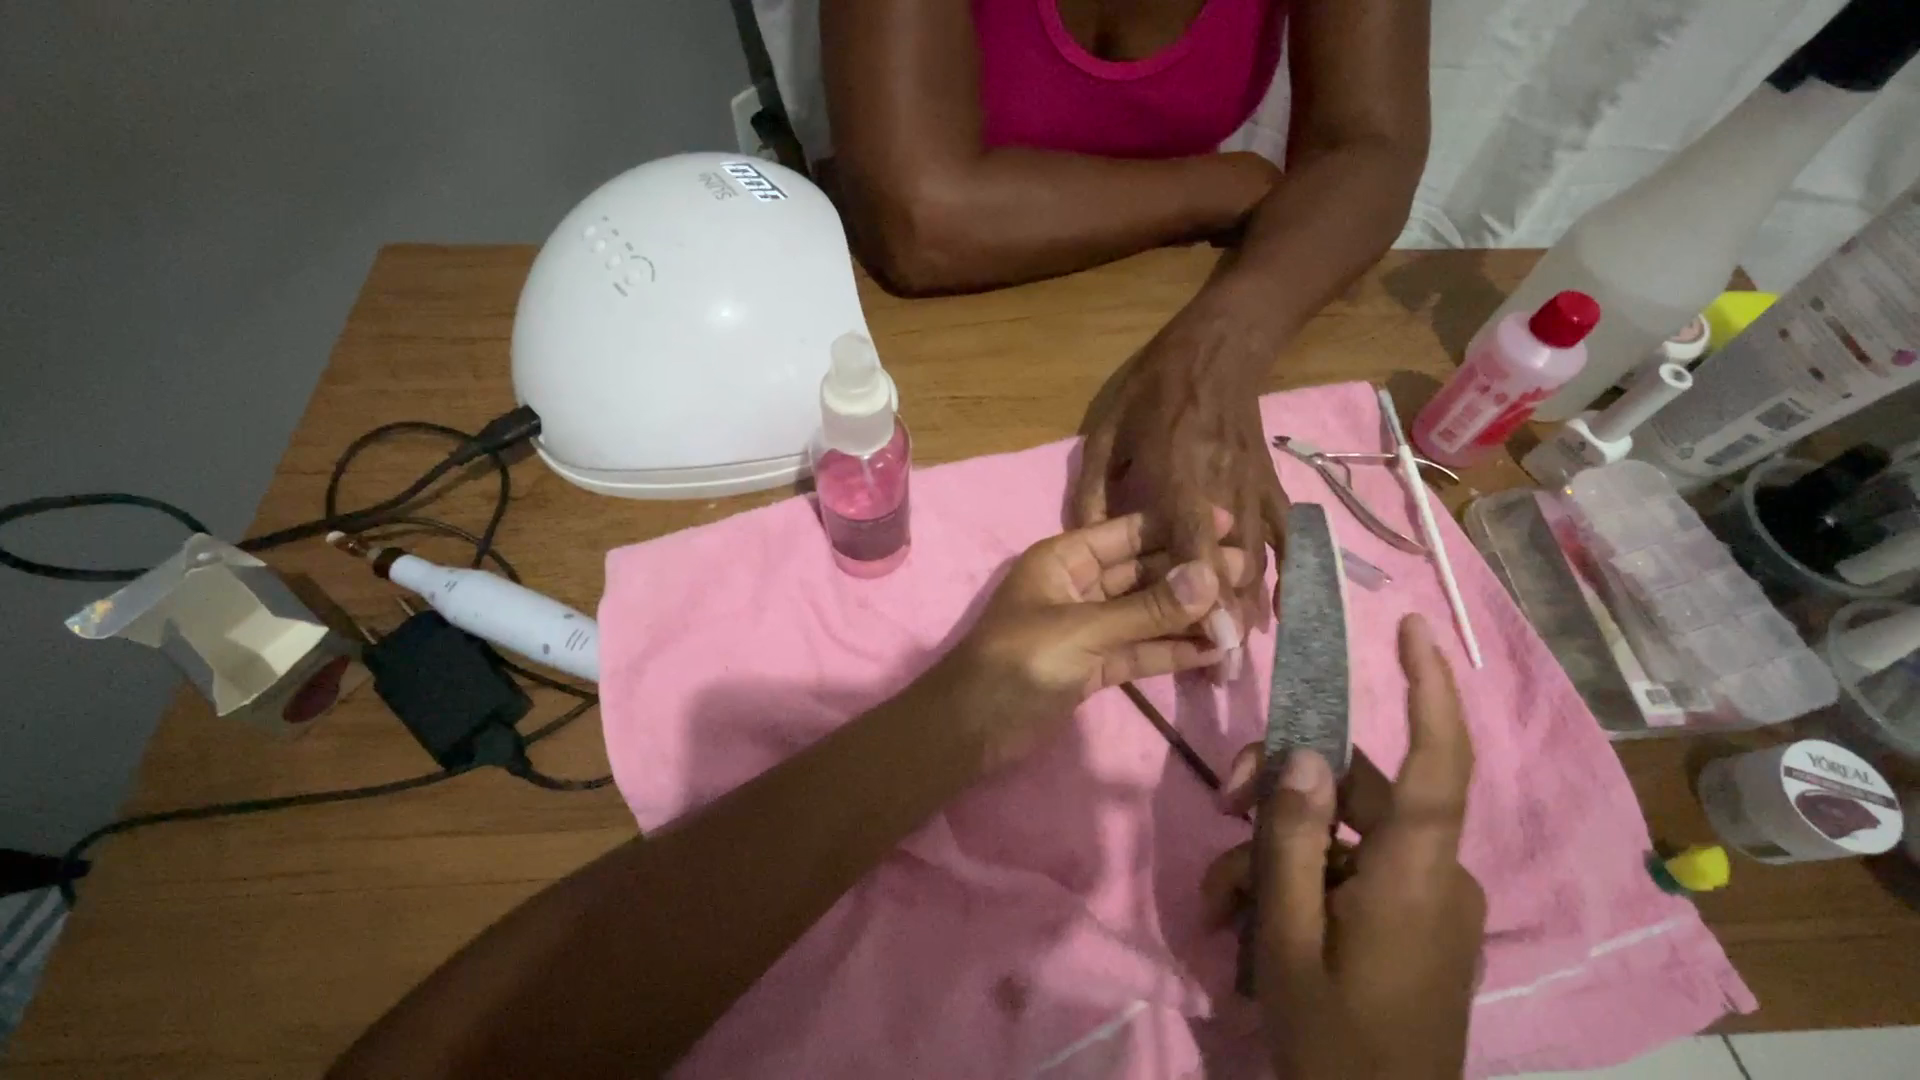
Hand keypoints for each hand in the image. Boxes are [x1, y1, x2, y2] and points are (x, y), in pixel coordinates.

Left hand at [931, 511, 1247, 770]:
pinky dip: (1173, 650)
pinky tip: (1214, 650)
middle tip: (1250, 572)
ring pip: (1148, 613)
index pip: (1130, 532)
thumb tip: (1211, 577)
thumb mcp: (1084, 629)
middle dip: (1193, 574)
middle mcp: (1080, 585)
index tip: (1227, 523)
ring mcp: (1089, 627)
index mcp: (1065, 558)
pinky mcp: (1096, 665)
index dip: (1177, 526)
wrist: (973, 728)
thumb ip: (1148, 608)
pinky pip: (1142, 649)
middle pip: (1145, 572)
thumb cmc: (1019, 662)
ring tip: (1243, 614)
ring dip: (1190, 615)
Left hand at [1072, 295, 1290, 673]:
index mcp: (1171, 477)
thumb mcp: (1104, 434)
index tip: (1217, 635)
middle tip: (1230, 667)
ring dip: (1253, 604)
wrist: (1219, 343)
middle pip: (1225, 562)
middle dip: (1228, 615)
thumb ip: (1096, 489)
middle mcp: (1216, 492)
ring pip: (1253, 557)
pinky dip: (1285, 573)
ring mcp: (1248, 491)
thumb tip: (1087, 536)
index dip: (1203, 591)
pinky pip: (1281, 538)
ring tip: (1248, 651)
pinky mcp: (1267, 488)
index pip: (1188, 544)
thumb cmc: (1151, 386)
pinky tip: (1285, 610)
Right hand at [1202, 615, 1485, 1079]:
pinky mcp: (1414, 917)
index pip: (1440, 764)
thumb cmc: (1332, 1040)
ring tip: (1221, 903)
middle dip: (1282, 790)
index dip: (1431, 689)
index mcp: (1414, 875)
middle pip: (1357, 790)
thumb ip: (1293, 842)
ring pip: (1343, 833)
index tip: (1412, 628)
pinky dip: (1302, 877)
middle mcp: (1434, 872)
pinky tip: (1251, 915)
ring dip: (1277, 851)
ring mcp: (1427, 897)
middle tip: (1220, 807)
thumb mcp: (1289, 938)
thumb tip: (1303, 754)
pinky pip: (1354, 869)